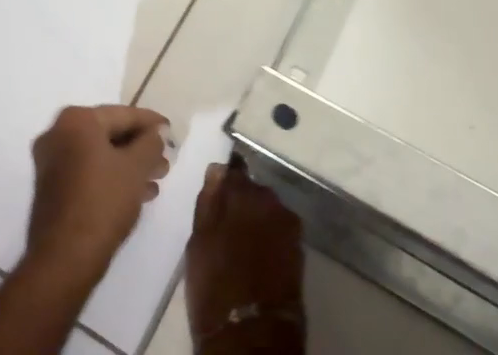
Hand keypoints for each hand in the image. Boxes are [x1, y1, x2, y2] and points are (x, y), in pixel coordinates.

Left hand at [24, 105, 170, 282]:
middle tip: (166, 160)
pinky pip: (89, 172)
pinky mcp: (52, 188)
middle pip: (111, 134)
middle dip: (141, 148)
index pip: (124, 114)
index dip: (152, 124)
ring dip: (130, 165)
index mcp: (76, 120)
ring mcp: (51, 162)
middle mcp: (58, 134)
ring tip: (157, 180)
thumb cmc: (103, 202)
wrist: (64, 258)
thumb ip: (152, 142)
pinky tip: (139, 193)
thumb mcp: (137, 167)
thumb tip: (158, 131)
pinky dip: (112, 177)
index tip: (172, 133)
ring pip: (101, 155)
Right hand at [185, 157, 304, 342]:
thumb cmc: (214, 284)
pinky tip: (257, 253)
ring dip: (257, 218)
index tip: (217, 190)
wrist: (251, 329)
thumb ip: (209, 200)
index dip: (225, 180)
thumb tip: (218, 169)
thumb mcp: (198, 241)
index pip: (234, 170)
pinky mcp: (299, 245)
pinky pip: (279, 229)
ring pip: (268, 210)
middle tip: (225, 224)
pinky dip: (269, 235)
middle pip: (254, 190)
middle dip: (241, 201)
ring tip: (242, 242)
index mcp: (242, 193)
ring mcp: (288, 222)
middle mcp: (271, 199)